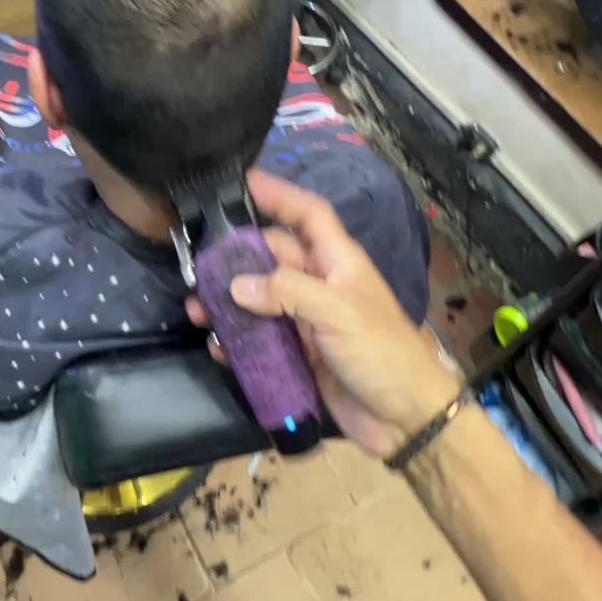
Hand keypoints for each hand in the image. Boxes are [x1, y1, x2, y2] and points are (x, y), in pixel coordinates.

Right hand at [186, 170, 459, 456]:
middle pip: (272, 257)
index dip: (281, 195)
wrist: (405, 418)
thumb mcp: (337, 311)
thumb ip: (287, 291)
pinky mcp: (298, 356)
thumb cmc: (381, 351)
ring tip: (196, 310)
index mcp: (337, 262)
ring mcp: (307, 321)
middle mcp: (319, 285)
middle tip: (198, 264)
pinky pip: (260, 340)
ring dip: (229, 303)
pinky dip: (238, 341)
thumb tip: (237, 286)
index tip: (245, 181)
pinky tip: (218, 346)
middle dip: (237, 257)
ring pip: (259, 300)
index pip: (308, 215)